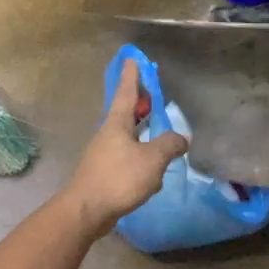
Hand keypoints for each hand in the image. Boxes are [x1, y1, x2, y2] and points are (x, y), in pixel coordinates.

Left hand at [61, 60, 187, 234]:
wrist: (87, 210)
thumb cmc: (118, 178)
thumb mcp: (152, 159)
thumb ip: (169, 145)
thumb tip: (182, 138)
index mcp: (117, 124)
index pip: (126, 92)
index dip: (132, 76)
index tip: (132, 58)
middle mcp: (107, 134)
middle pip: (125, 112)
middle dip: (139, 103)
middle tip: (151, 94)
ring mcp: (103, 154)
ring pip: (127, 136)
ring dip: (141, 131)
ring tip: (156, 132)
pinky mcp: (104, 173)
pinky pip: (126, 157)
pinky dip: (139, 156)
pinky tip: (151, 170)